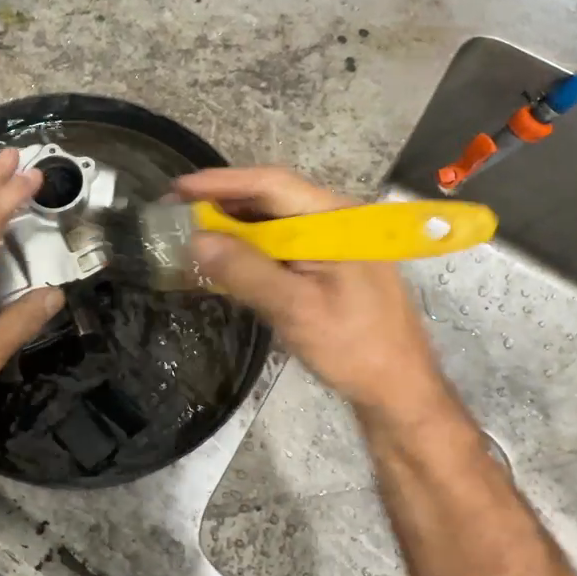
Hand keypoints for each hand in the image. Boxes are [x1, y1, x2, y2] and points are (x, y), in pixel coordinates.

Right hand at [175, 167, 440, 408]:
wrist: (401, 392)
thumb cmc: (355, 348)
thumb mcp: (296, 309)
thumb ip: (246, 271)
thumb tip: (196, 239)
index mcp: (337, 220)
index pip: (272, 184)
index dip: (221, 183)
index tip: (178, 188)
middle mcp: (336, 221)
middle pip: (270, 198)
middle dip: (222, 202)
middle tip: (175, 209)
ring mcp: (333, 244)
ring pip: (273, 222)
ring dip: (232, 225)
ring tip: (190, 229)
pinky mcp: (327, 266)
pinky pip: (281, 245)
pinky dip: (249, 248)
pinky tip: (222, 257)